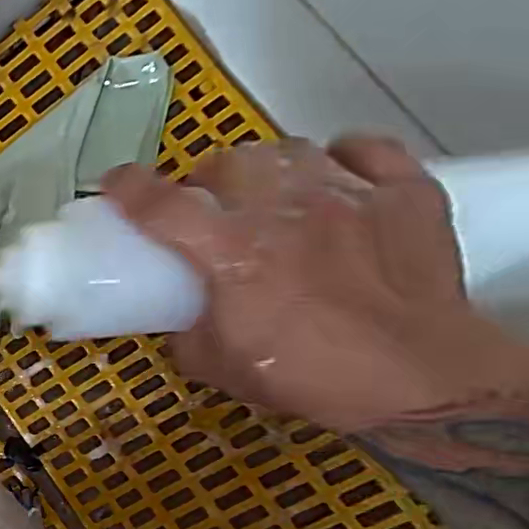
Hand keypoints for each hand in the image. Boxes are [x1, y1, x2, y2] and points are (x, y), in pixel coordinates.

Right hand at [101, 136, 528, 432]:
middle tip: (207, 210)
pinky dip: (339, 159)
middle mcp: (285, 207)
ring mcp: (349, 192)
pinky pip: (362, 150)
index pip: (166, 206)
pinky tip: (333, 181)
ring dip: (264, 170)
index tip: (115, 185)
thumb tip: (183, 323)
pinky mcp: (403, 190)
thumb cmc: (309, 378)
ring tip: (267, 197)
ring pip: (289, 150)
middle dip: (205, 182)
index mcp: (233, 254)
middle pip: (228, 163)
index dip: (131, 191)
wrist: (414, 377)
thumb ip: (188, 339)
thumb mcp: (222, 371)